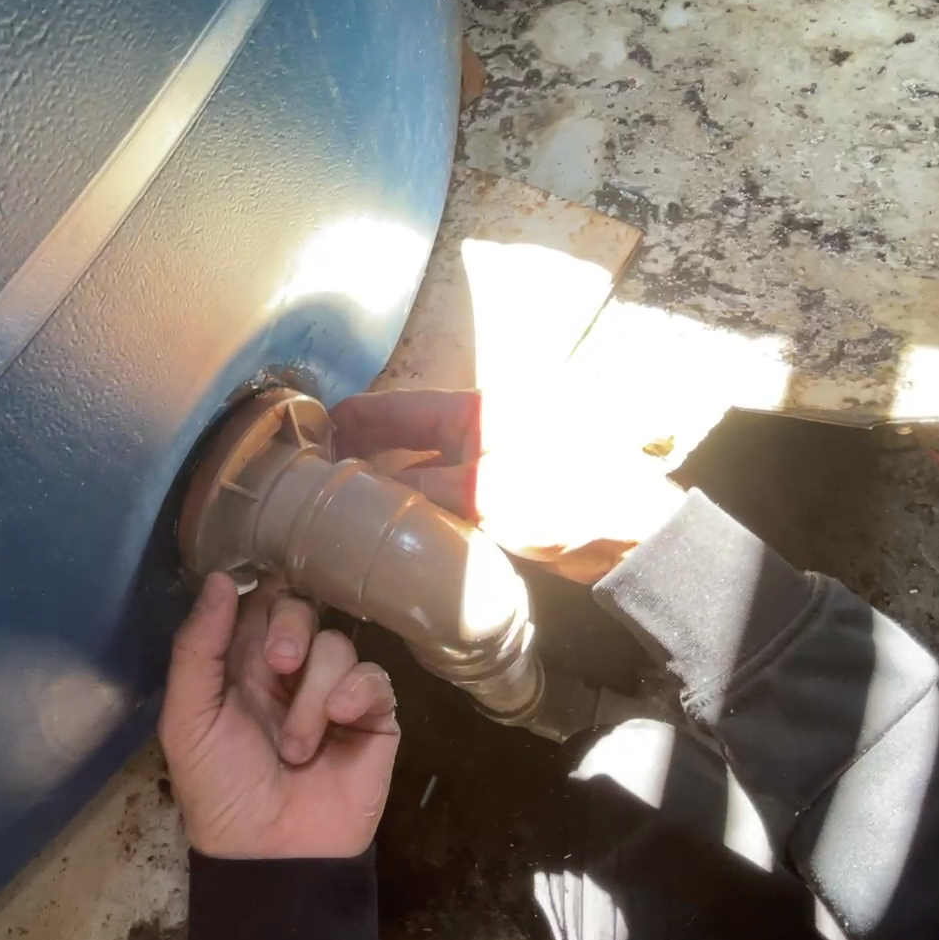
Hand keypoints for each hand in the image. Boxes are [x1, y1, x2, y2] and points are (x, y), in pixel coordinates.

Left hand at [159, 573, 399, 859]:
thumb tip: (222, 577)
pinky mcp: (372, 711)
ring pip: (337, 643)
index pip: (261, 600)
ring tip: (296, 745)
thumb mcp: (188, 717)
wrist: (272, 855)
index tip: (260, 605)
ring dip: (314, 692)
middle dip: (290, 629)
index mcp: (244, 660)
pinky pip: (373, 676)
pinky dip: (355, 692)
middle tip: (279, 666)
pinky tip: (341, 721)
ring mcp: (335, 686)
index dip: (264, 596)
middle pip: (302, 607)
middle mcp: (291, 665)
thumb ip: (198, 647)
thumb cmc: (221, 786)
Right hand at [330, 389, 682, 583]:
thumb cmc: (558, 498)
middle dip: (363, 446)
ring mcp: (483, 460)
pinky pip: (440, 490)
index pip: (398, 407)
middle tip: (319, 469)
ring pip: (419, 463)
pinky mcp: (493, 492)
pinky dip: (413, 498)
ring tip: (342, 494)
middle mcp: (473, 429)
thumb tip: (369, 488)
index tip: (316, 428)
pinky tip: (389, 516)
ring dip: (386, 475)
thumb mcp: (482, 492)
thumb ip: (422, 488)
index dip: (355, 416)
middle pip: (404, 432)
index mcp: (472, 411)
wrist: (623, 532)